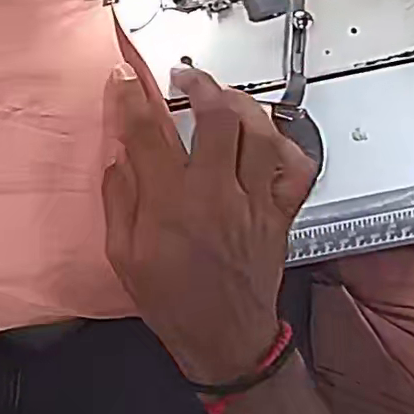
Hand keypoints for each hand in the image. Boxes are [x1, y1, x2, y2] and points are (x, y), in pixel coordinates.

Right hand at [101, 62, 316, 384]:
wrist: (224, 338)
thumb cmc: (171, 300)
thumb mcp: (123, 254)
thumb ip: (118, 200)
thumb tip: (118, 157)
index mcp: (170, 204)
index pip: (147, 134)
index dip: (132, 98)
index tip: (124, 77)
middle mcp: (215, 195)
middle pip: (215, 119)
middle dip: (197, 84)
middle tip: (183, 75)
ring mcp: (253, 202)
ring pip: (258, 133)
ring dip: (238, 102)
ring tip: (220, 93)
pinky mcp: (279, 214)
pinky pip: (294, 168)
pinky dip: (284, 142)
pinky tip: (265, 134)